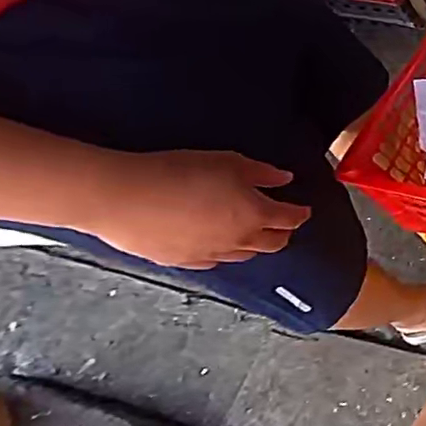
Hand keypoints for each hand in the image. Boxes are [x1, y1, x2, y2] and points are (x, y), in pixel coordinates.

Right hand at [75, 149, 312, 269]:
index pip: (290, 219)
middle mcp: (238, 240)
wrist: (121, 196)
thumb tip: (284, 178)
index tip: (304, 210)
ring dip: (255, 246)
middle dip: (283, 233)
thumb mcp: (230, 162)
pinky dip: (222, 255)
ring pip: (244, 256)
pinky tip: (219, 248)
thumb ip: (262, 173)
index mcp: (256, 215)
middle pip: (273, 243)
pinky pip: (211, 262)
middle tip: (284, 225)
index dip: (301, 214)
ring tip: (255, 235)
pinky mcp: (180, 261)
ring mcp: (209, 254)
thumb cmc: (178, 173)